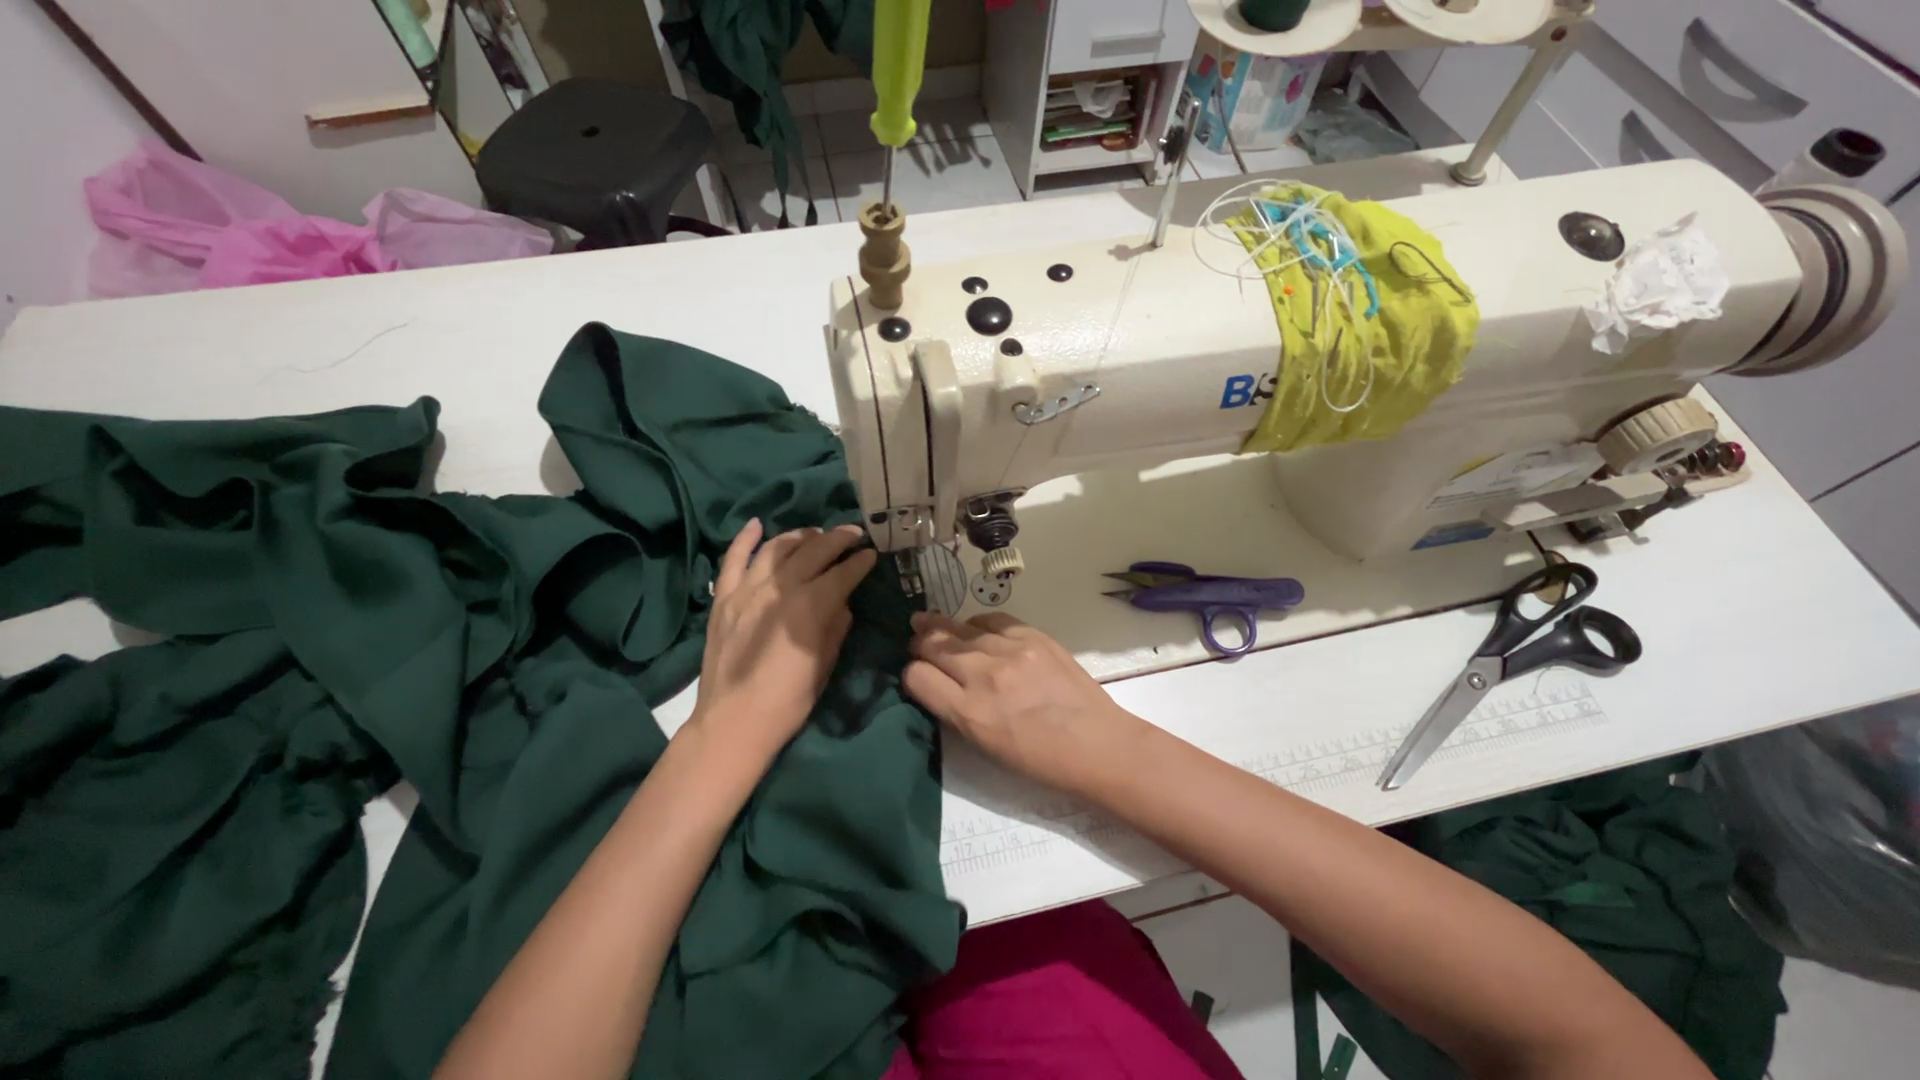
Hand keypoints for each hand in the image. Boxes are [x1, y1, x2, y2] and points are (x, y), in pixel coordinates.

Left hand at [692, 519, 876, 762]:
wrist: (733, 722)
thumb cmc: (788, 702)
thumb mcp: (824, 666)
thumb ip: (835, 628)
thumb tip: (842, 603)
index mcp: (809, 607)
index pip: (841, 574)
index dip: (859, 562)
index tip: (871, 554)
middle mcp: (779, 589)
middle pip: (812, 551)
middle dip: (837, 539)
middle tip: (853, 534)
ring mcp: (747, 590)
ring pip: (777, 548)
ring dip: (800, 536)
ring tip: (815, 534)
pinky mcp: (723, 598)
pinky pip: (733, 559)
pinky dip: (745, 538)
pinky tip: (758, 524)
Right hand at [904, 612, 1141, 794]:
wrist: (1095, 744)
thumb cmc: (1039, 760)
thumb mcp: (984, 747)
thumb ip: (955, 712)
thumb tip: (937, 685)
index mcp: (968, 713)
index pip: (917, 677)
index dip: (911, 675)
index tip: (917, 676)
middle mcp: (983, 676)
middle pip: (933, 645)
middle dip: (920, 643)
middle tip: (916, 641)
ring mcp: (1010, 651)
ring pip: (959, 627)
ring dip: (942, 628)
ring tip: (930, 623)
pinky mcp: (1033, 636)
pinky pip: (992, 620)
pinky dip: (978, 625)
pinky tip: (976, 629)